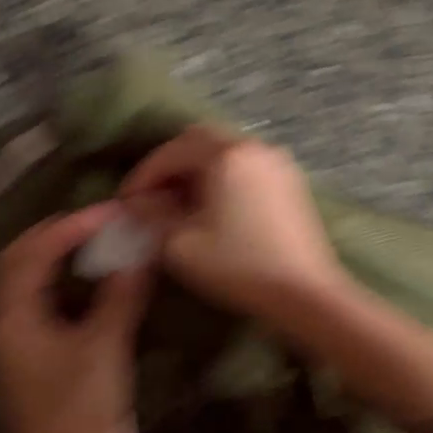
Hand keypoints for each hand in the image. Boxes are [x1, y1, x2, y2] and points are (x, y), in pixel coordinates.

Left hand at [0, 204, 153, 432]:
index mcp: (12, 321)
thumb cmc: (80, 411)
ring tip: (93, 241)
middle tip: (92, 220)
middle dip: (52, 236)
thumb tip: (141, 249)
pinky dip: (65, 284)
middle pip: (16, 265)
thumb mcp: (104, 347)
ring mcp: (19, 346)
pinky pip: (44, 306)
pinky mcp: (37, 361)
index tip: (107, 213)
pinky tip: (94, 283)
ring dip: (54, 258)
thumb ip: (121, 294)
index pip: (31, 256)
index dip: (68, 228)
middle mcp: (6, 328)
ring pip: (27, 286)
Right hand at [120, 126, 351, 322]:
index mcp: (226, 154)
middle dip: (171, 165)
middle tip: (152, 196)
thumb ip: (153, 215)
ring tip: (179, 204)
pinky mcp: (290, 181)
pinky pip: (246, 165)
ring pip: (225, 151)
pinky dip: (223, 177)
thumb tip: (139, 202)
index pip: (172, 150)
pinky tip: (213, 208)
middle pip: (200, 140)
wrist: (306, 292)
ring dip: (197, 170)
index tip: (127, 201)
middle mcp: (253, 146)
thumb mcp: (181, 244)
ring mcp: (276, 162)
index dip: (144, 174)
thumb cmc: (239, 266)